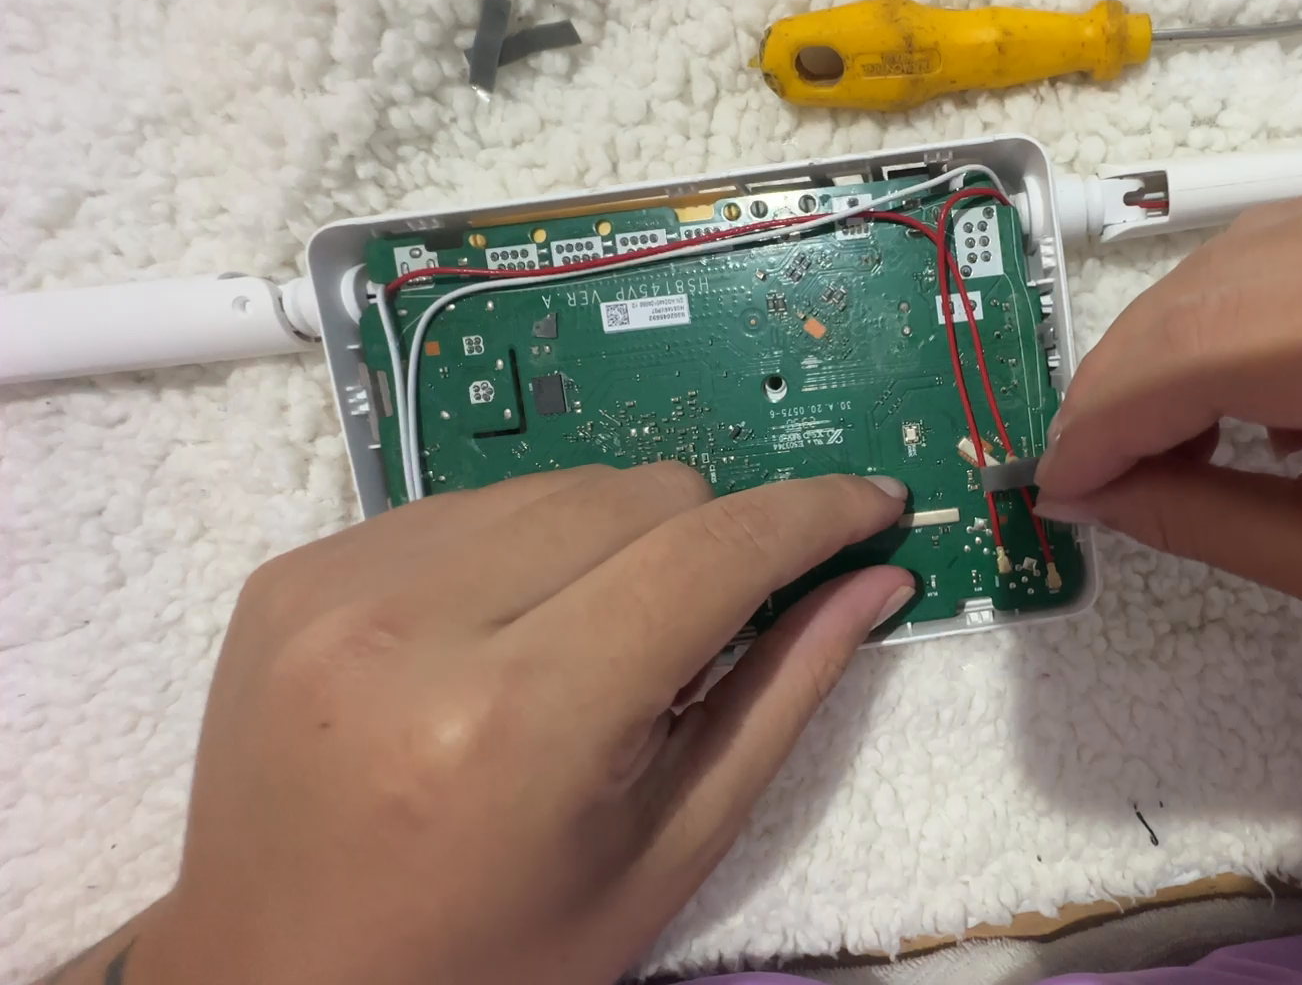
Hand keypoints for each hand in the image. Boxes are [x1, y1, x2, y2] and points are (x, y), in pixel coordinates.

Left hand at [122, 464, 910, 984]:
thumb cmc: (511, 947)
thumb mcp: (682, 838)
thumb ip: (791, 687)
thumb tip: (878, 580)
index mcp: (519, 722)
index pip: (712, 556)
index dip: (814, 514)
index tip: (877, 502)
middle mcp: (413, 625)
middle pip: (652, 493)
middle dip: (721, 539)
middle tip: (713, 624)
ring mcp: (340, 582)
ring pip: (580, 481)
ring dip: (637, 537)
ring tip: (613, 629)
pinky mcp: (304, 564)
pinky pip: (494, 499)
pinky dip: (552, 540)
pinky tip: (529, 620)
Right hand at [1036, 160, 1301, 979]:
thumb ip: (1200, 515)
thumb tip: (1074, 486)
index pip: (1246, 338)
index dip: (1121, 404)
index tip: (1057, 471)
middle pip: (1254, 271)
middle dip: (1139, 368)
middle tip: (1086, 451)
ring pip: (1283, 237)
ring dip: (1187, 333)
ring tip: (1155, 423)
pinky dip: (1260, 307)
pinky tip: (1250, 382)